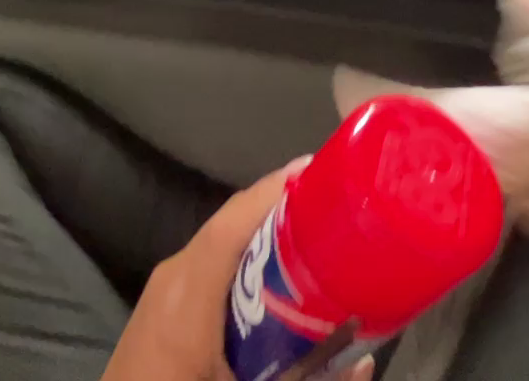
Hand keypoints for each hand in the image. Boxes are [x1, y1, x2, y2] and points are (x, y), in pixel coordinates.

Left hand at [101, 159, 376, 380]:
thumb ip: (308, 378)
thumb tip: (365, 361)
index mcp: (187, 297)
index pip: (231, 224)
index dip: (271, 191)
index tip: (316, 169)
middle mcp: (173, 276)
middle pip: (230, 223)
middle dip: (279, 207)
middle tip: (332, 204)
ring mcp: (163, 287)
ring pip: (219, 239)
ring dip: (262, 230)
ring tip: (313, 230)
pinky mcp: (163, 301)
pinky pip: (209, 260)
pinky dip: (243, 254)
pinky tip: (273, 271)